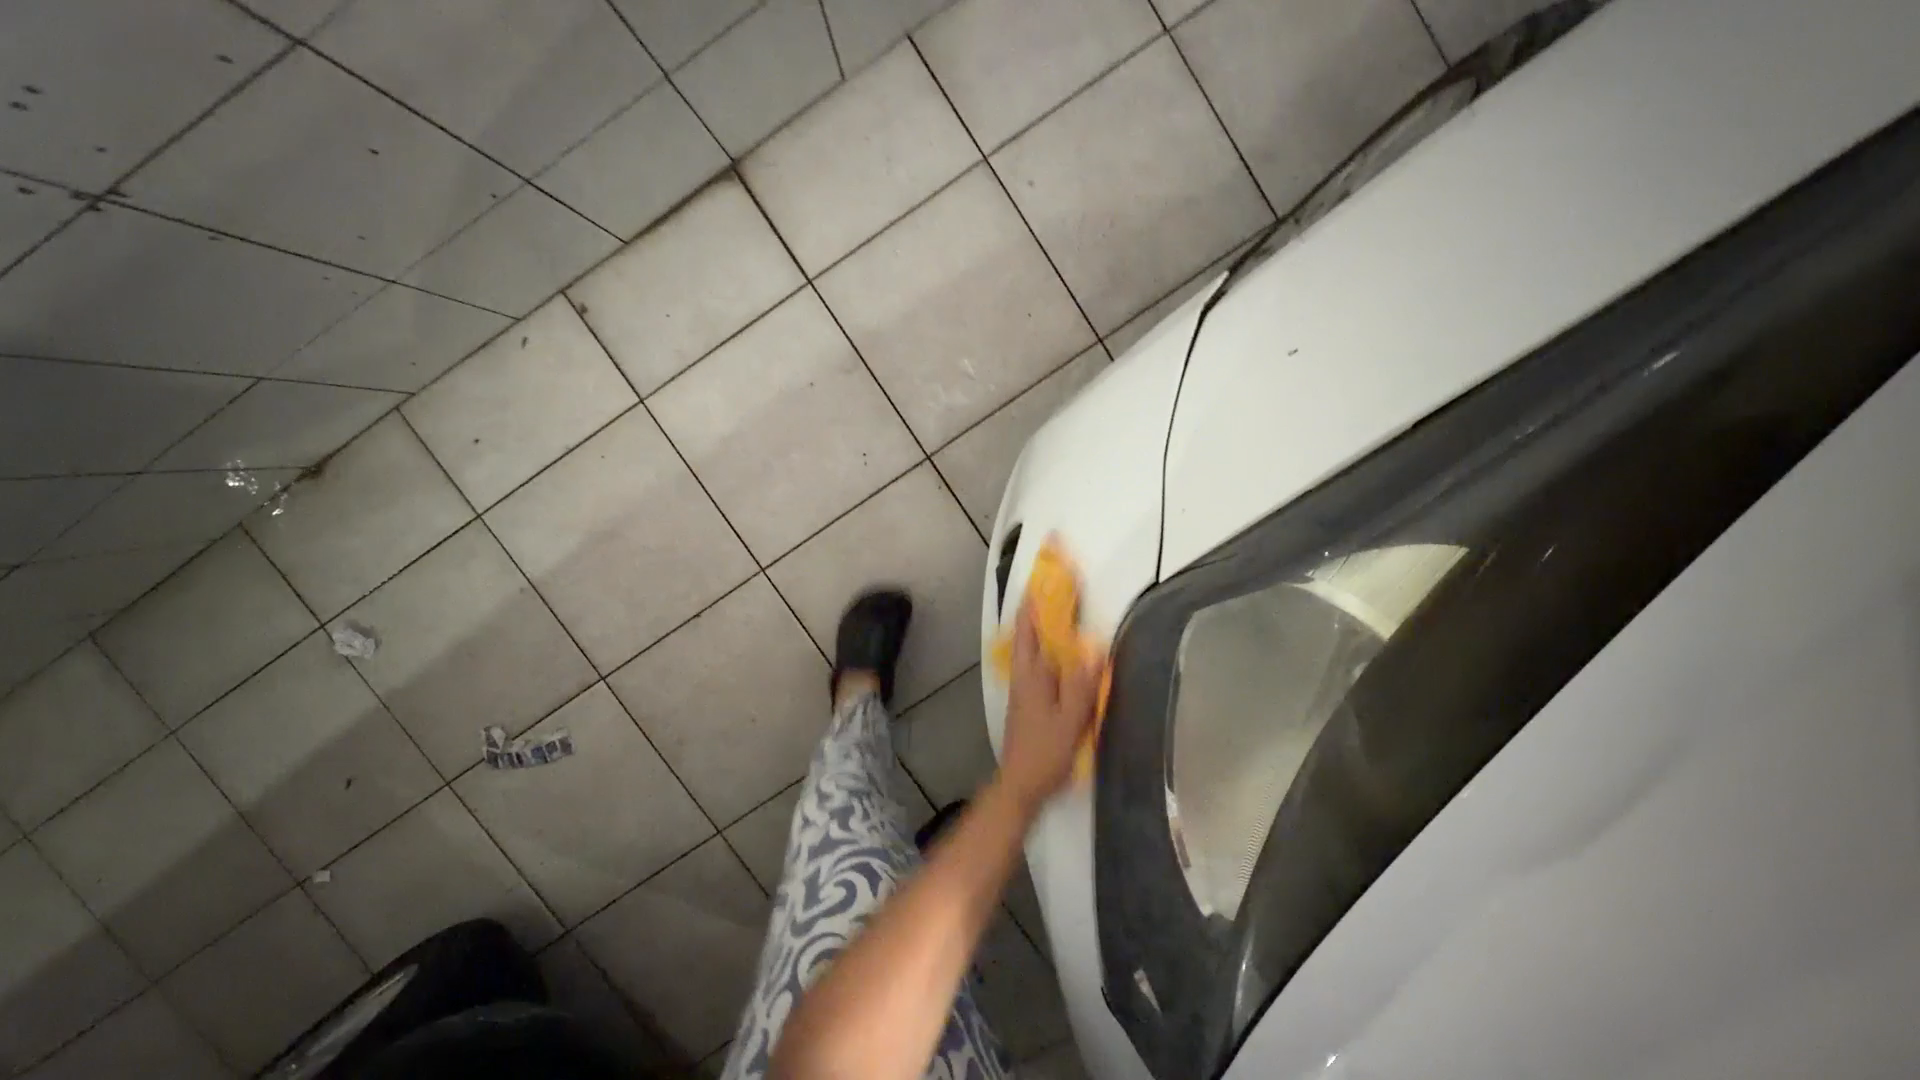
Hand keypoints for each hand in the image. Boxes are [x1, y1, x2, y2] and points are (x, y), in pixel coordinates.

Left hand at [996, 604, 1102, 811]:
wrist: (1020, 785)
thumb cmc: (1045, 753)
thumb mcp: (1070, 721)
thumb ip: (1081, 685)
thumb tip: (1094, 645)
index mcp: (1032, 676)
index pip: (1032, 629)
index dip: (1039, 602)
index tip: (1048, 577)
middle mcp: (1023, 676)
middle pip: (1027, 634)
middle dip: (1038, 608)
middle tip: (1054, 585)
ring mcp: (1023, 689)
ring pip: (1030, 648)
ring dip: (1041, 626)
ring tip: (1058, 608)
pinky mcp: (1027, 701)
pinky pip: (1037, 663)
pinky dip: (1046, 647)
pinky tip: (1058, 651)